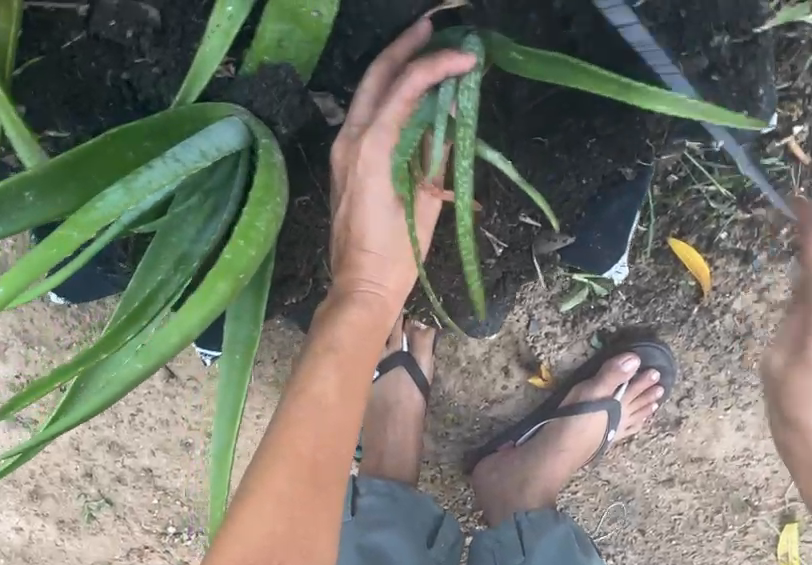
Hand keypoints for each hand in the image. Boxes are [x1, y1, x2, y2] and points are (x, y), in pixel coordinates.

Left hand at [327, 17, 477, 310]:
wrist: (360, 289)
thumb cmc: (394, 257)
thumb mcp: (425, 205)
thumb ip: (436, 158)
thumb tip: (450, 122)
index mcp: (370, 148)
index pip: (405, 87)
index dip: (438, 65)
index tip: (468, 57)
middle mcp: (350, 142)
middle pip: (376, 77)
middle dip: (405, 48)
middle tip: (432, 28)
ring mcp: (343, 154)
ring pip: (368, 96)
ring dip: (395, 72)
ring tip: (424, 54)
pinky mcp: (345, 167)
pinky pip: (367, 122)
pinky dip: (389, 105)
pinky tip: (412, 103)